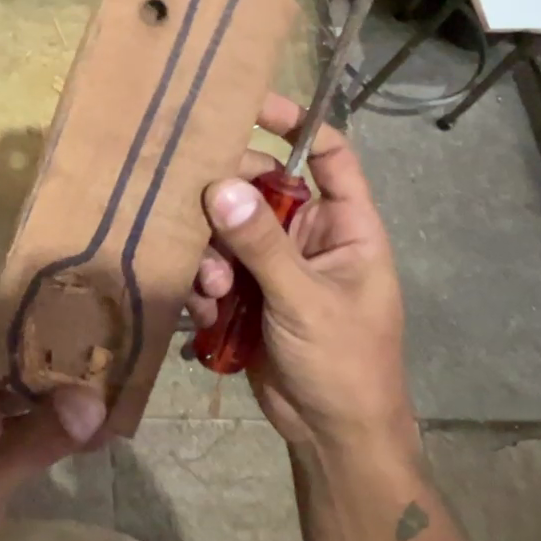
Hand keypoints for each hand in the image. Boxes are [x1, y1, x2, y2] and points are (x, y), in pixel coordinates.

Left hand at [0, 338, 105, 540]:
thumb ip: (38, 439)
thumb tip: (95, 401)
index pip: (0, 340)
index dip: (47, 336)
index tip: (96, 334)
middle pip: (13, 365)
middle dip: (61, 371)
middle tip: (118, 366)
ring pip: (19, 395)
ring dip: (60, 401)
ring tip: (116, 396)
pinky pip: (17, 424)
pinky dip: (48, 429)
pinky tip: (92, 434)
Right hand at [186, 93, 415, 451]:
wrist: (330, 438)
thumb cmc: (345, 364)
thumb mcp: (307, 301)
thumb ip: (263, 245)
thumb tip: (221, 186)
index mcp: (346, 225)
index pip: (328, 154)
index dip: (296, 122)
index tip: (248, 102)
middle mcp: (309, 234)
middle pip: (260, 186)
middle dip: (227, 199)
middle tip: (194, 206)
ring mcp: (274, 263)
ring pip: (228, 227)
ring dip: (211, 250)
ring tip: (209, 283)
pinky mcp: (245, 292)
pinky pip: (214, 265)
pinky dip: (203, 282)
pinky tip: (204, 310)